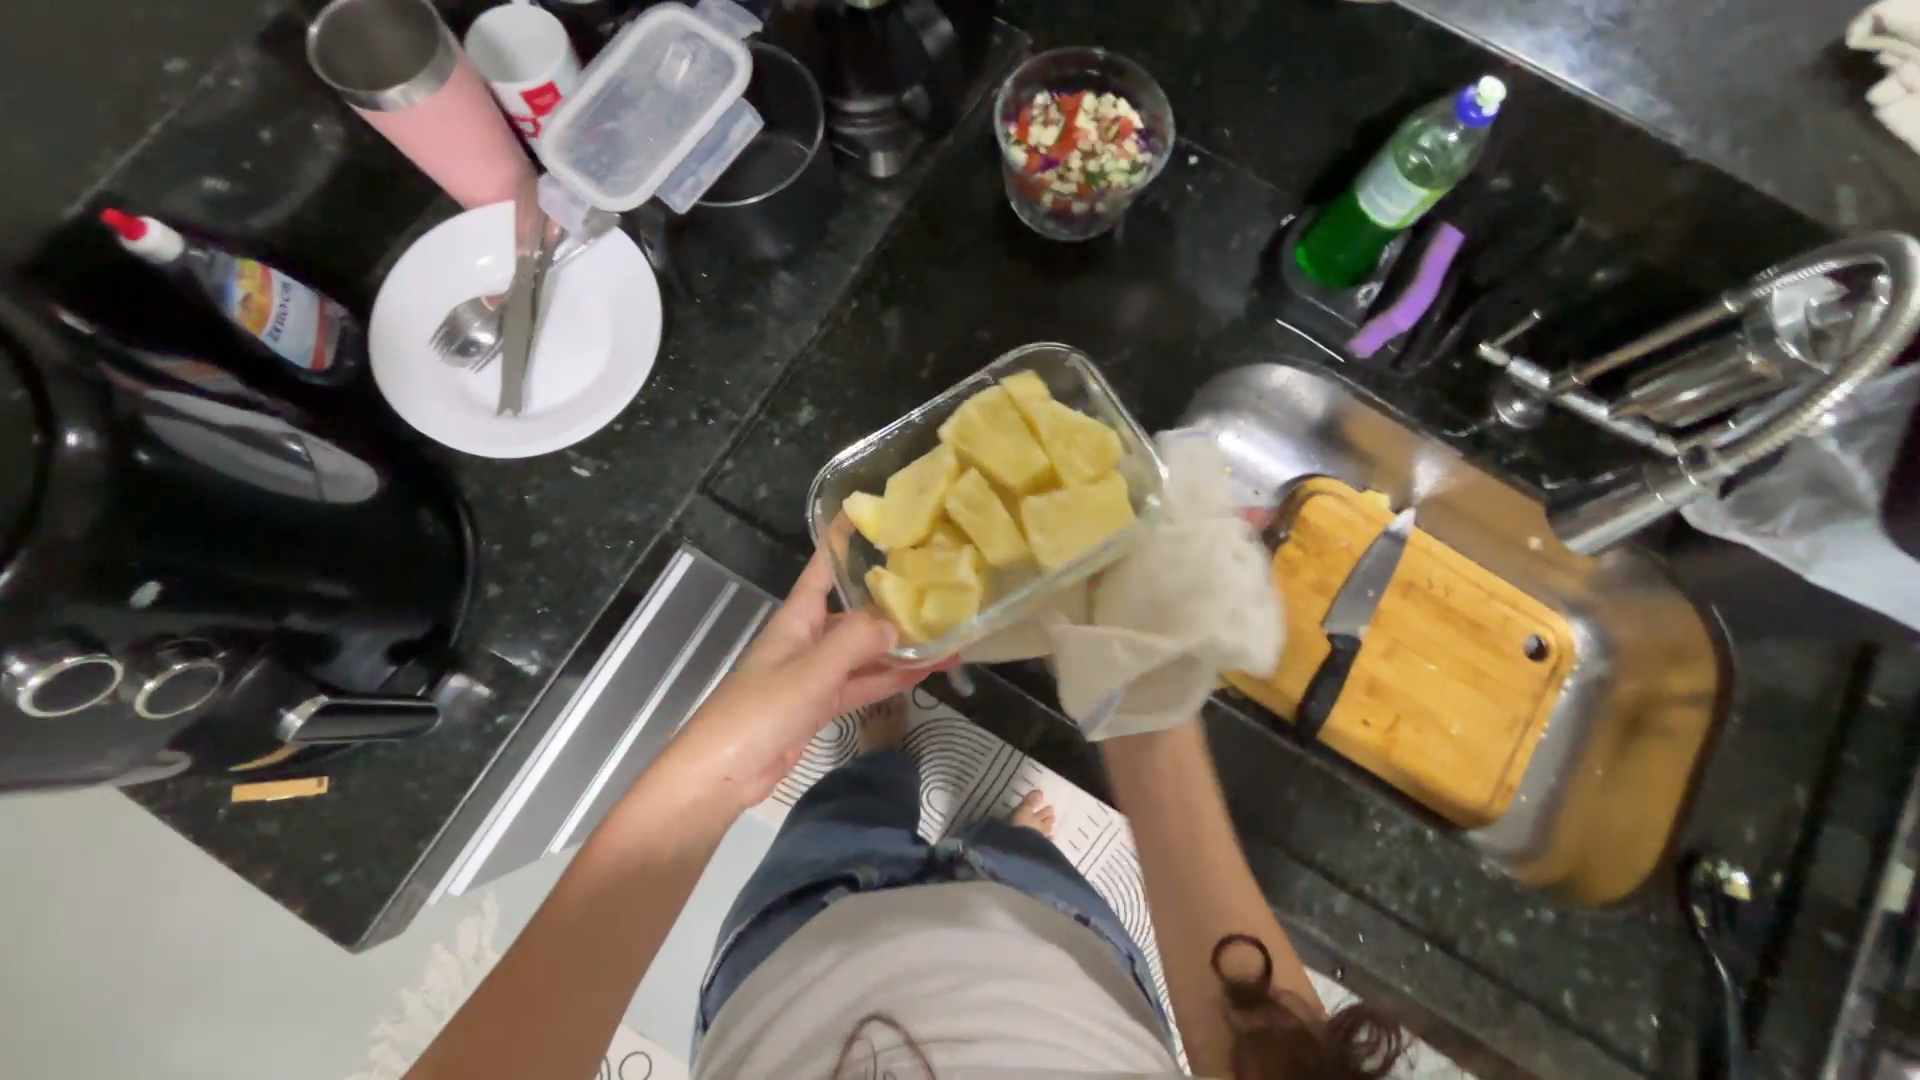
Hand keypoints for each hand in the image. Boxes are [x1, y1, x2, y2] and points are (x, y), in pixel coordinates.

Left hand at [660, 551, 934, 812]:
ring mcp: (817, 674)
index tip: (874, 515)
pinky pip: (864, 684)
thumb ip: (856, 641)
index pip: (823, 568)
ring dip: (900, 646)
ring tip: (947, 634)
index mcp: (798, 617)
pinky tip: (926, 671)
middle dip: (892, 601)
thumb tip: (898, 621)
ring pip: (865, 651)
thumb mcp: (812, 670)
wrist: (724, 772)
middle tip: (939, 585)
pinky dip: (891, 678)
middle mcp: (809, 638)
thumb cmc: (761, 709)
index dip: (844, 541)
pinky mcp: (823, 705)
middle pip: (855, 611)